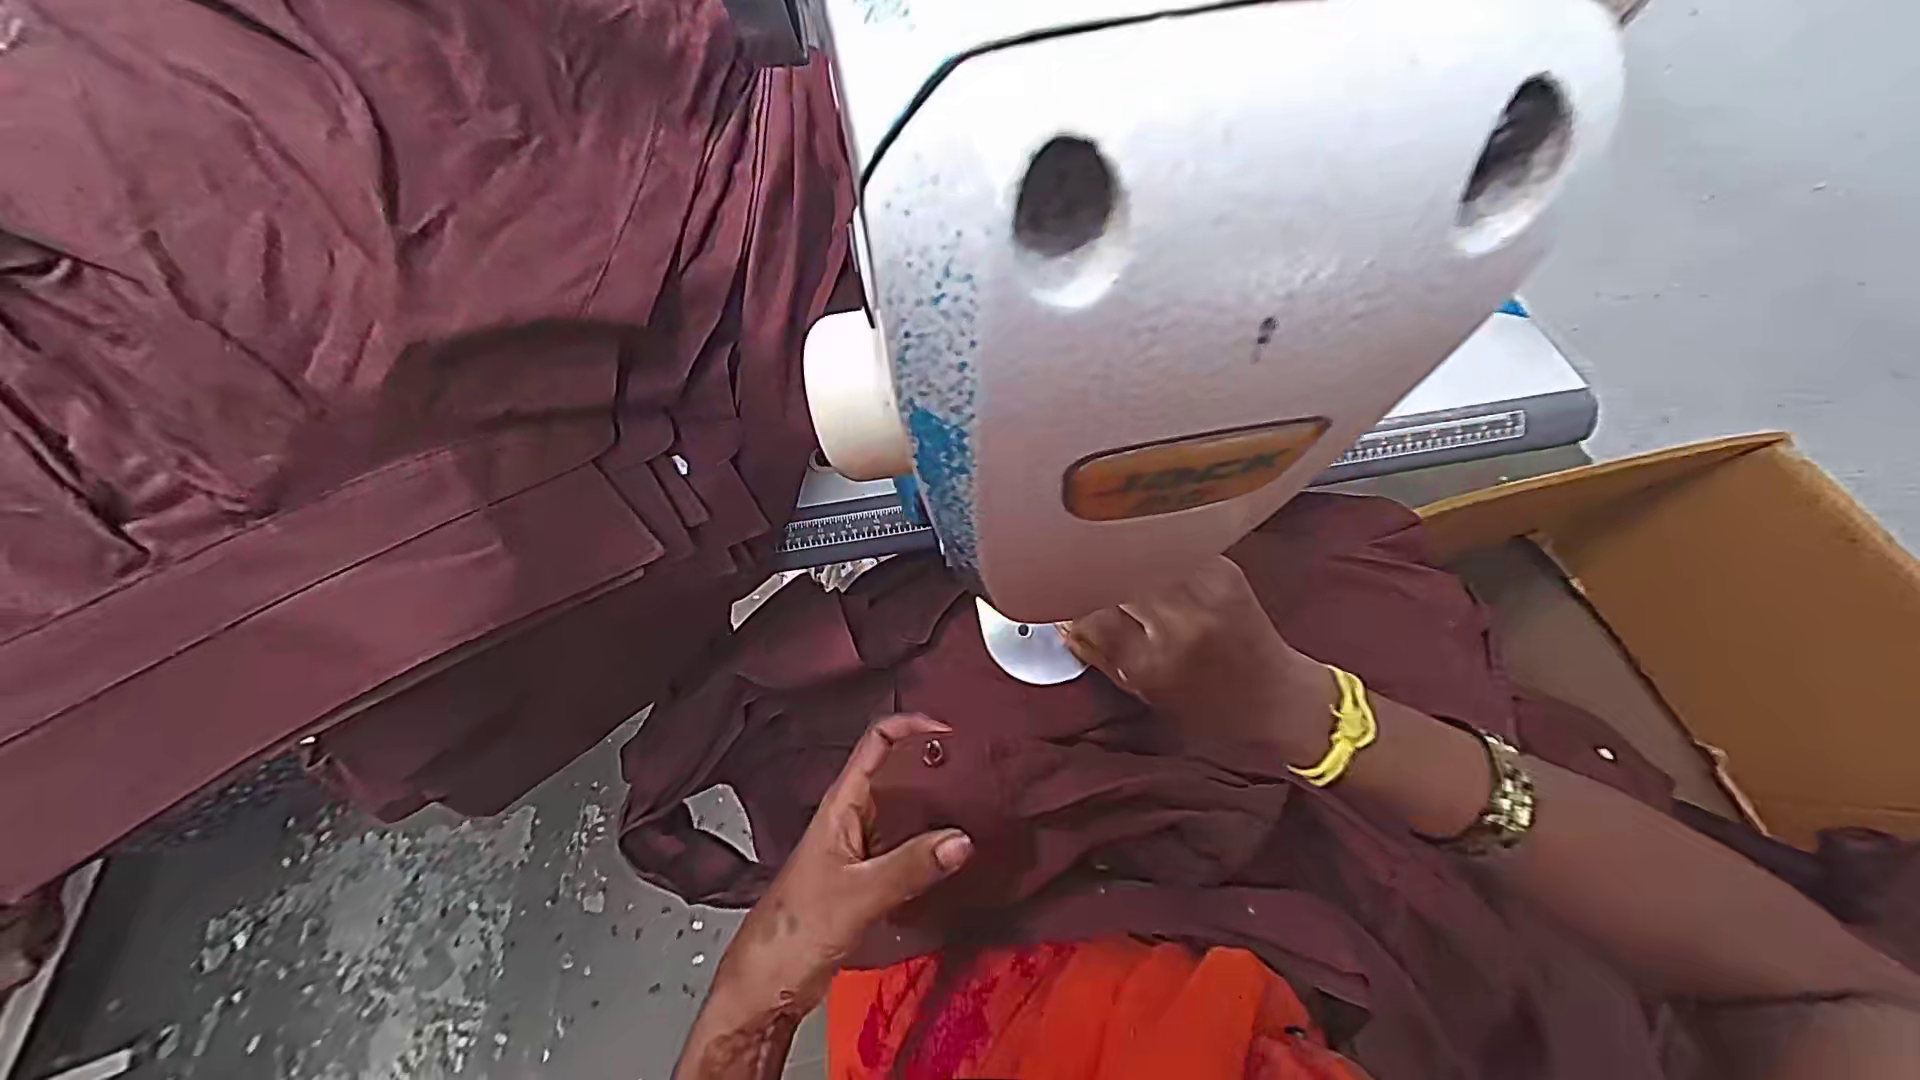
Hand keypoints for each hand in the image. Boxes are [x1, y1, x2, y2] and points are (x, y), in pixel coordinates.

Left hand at [707, 715, 973, 1022]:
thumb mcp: (857, 894)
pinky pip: (908, 841)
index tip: (949, 729)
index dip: (910, 724)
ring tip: (976, 799)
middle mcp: (854, 814)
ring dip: (936, 800)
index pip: (877, 741)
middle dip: (933, 760)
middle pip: (898, 769)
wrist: (766, 986)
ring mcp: (862, 843)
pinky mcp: (870, 872)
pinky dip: (932, 838)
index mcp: (842, 802)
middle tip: (975, 764)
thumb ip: (909, 867)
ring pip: (905, 806)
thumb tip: (960, 840)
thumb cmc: (793, 931)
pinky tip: (955, 846)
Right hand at [1062, 556, 1333, 761]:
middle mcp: (1181, 622)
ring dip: (1115, 554)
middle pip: (1111, 573)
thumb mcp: (1141, 690)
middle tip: (1068, 565)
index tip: (1048, 587)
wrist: (1276, 696)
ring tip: (1099, 555)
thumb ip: (1095, 650)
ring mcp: (1206, 589)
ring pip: (1138, 553)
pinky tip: (1139, 554)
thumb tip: (1058, 614)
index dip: (1062, 595)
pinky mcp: (1224, 568)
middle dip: (1084, 568)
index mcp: (1155, 662)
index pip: (1087, 611)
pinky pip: (1168, 547)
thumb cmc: (1206, 706)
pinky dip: (1148, 550)